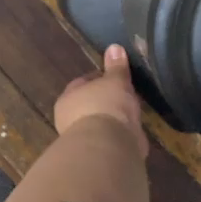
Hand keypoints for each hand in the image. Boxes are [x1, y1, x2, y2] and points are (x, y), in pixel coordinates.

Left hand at [54, 45, 148, 159]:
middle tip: (125, 96)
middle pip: (90, 104)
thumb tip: (114, 47)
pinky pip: (110, 139)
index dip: (100, 79)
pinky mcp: (97, 154)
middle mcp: (69, 119)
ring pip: (100, 123)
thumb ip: (116, 66)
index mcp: (68, 98)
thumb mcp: (115, 80)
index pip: (83, 83)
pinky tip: (132, 133)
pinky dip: (119, 136)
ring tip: (132, 115)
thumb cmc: (107, 105)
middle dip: (106, 100)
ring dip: (113, 120)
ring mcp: (83, 138)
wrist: (109, 145)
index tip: (116, 78)